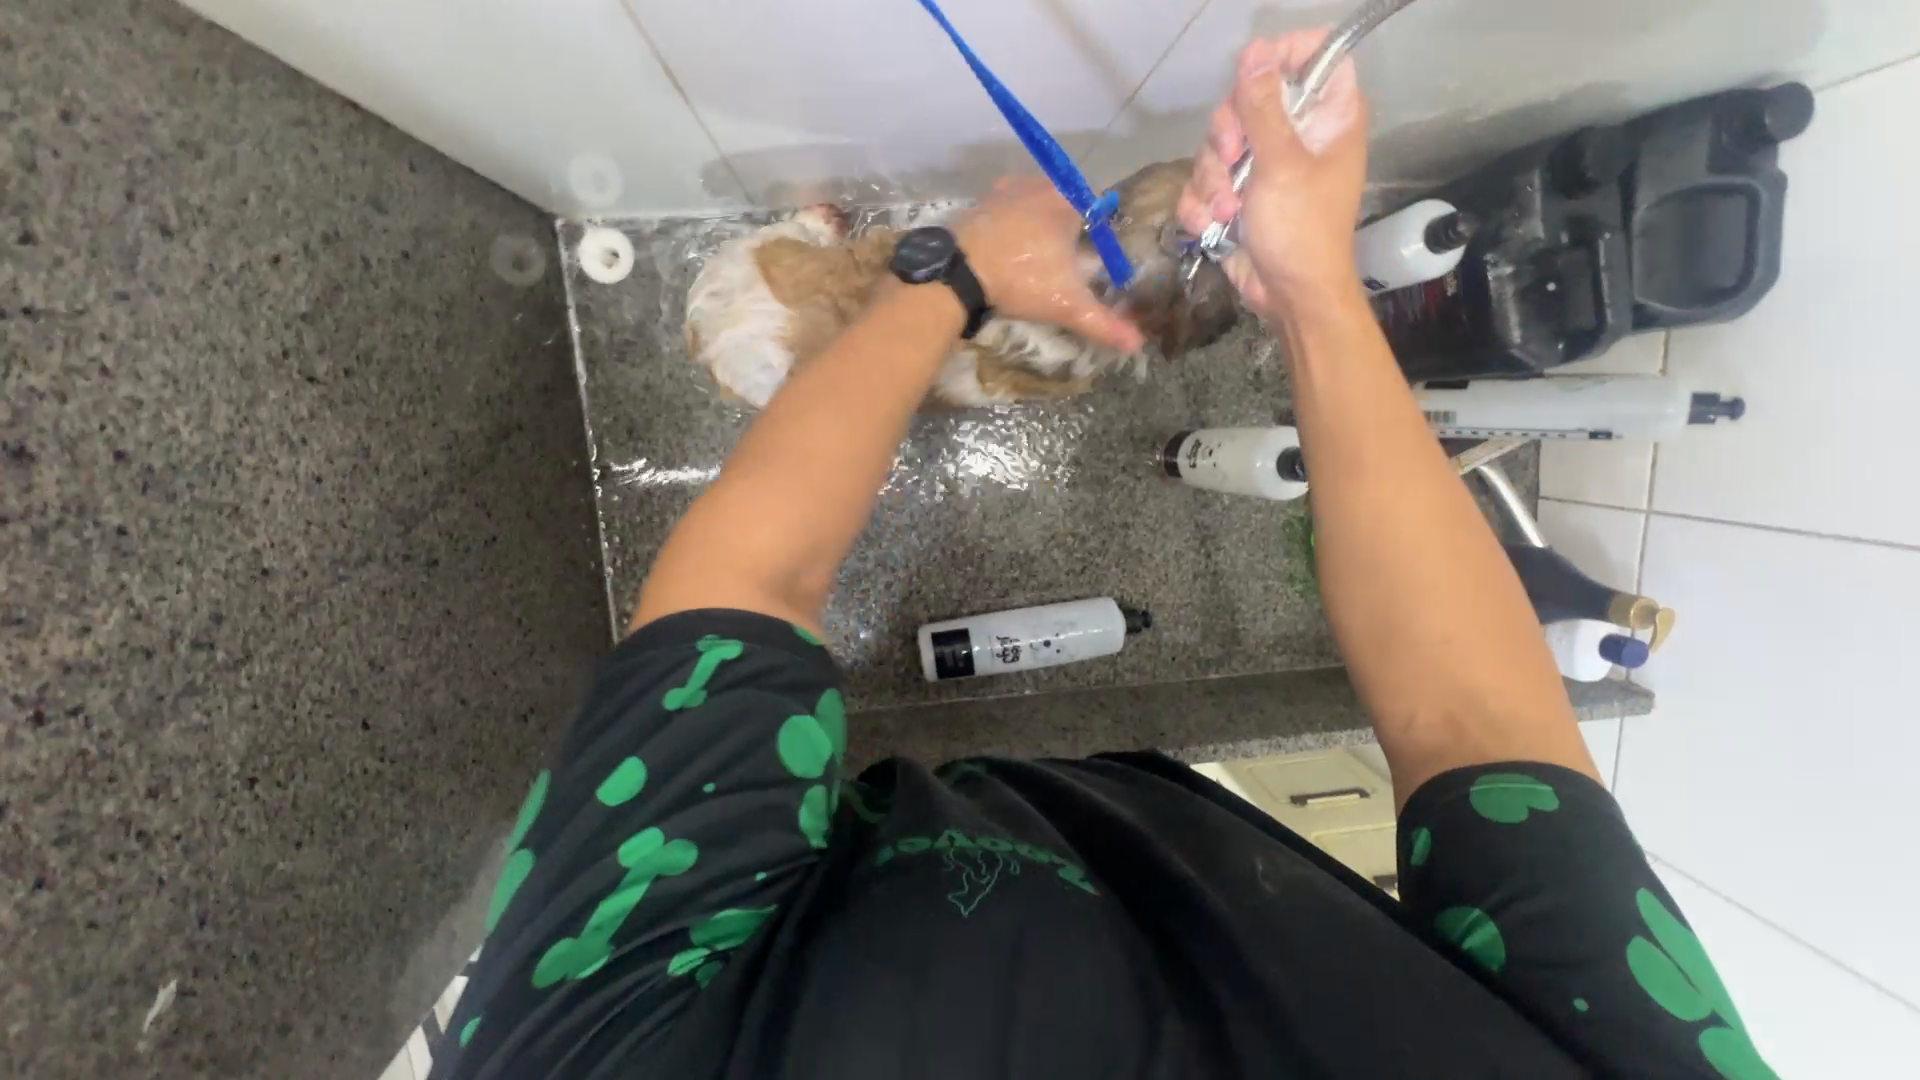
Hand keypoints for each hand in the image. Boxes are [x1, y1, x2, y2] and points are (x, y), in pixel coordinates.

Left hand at [956, 178, 1145, 352]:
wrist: (960, 273)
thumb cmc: (1022, 281)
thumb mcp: (1067, 304)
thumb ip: (1103, 323)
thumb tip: (1137, 344)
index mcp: (1070, 202)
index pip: (1099, 209)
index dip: (1099, 233)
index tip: (1092, 257)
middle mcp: (1043, 185)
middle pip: (1068, 204)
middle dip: (1070, 228)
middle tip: (1065, 260)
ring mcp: (1010, 189)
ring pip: (1037, 202)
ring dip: (1041, 222)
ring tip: (1038, 255)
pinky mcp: (984, 201)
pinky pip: (1009, 207)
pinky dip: (1013, 222)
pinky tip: (1011, 245)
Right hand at [1176, 31, 1369, 321]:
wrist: (1287, 295)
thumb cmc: (1302, 230)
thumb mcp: (1281, 165)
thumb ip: (1263, 108)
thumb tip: (1254, 52)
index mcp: (1326, 117)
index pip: (1313, 56)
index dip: (1282, 57)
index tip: (1252, 79)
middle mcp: (1293, 135)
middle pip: (1246, 102)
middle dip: (1227, 138)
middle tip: (1233, 163)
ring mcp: (1260, 168)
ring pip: (1217, 147)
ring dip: (1211, 182)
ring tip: (1225, 212)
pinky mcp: (1234, 198)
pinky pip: (1202, 185)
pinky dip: (1200, 207)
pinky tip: (1210, 226)